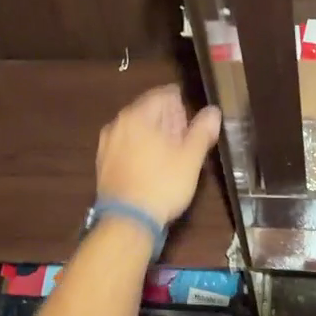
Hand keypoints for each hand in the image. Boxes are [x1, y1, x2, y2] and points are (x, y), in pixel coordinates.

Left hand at [96, 84, 221, 224]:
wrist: (127, 220)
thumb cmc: (162, 185)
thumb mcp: (190, 158)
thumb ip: (202, 131)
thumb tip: (213, 111)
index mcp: (138, 115)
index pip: (164, 94)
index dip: (182, 108)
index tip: (191, 128)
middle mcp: (118, 122)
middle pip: (148, 110)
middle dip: (168, 122)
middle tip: (184, 143)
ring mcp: (107, 142)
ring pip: (136, 129)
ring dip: (153, 136)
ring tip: (169, 157)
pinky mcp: (102, 162)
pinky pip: (125, 145)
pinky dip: (139, 149)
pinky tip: (150, 168)